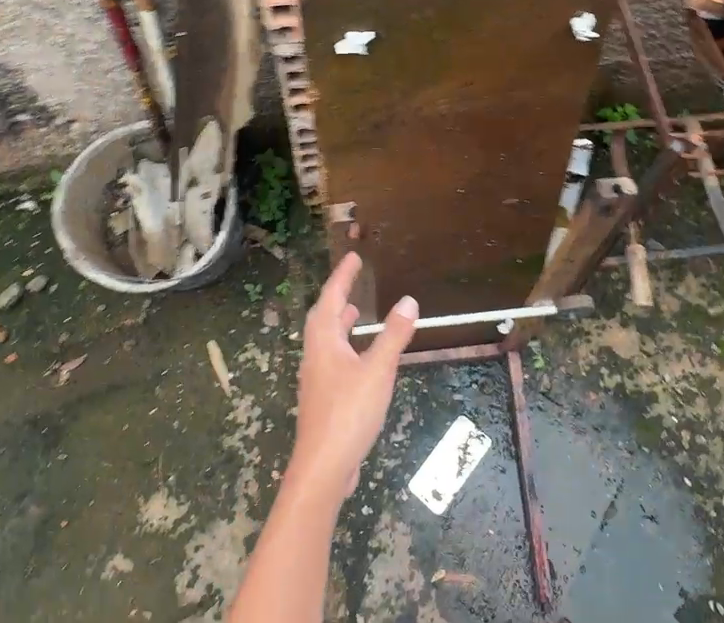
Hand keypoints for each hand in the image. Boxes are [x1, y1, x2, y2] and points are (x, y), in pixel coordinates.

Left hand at [288, 252, 417, 502]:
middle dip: (338, 297)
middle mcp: (315, 355)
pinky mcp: (323, 399)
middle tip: (353, 280)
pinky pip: (332, 359)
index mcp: (324, 342)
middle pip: (323, 318)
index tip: (354, 257)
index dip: (342, 277)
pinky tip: (360, 359)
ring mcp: (317, 379)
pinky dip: (345, 346)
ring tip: (356, 313)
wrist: (323, 466)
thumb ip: (393, 335)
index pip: (332, 298)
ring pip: (326, 340)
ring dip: (340, 323)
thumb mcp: (378, 370)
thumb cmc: (348, 412)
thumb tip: (408, 301)